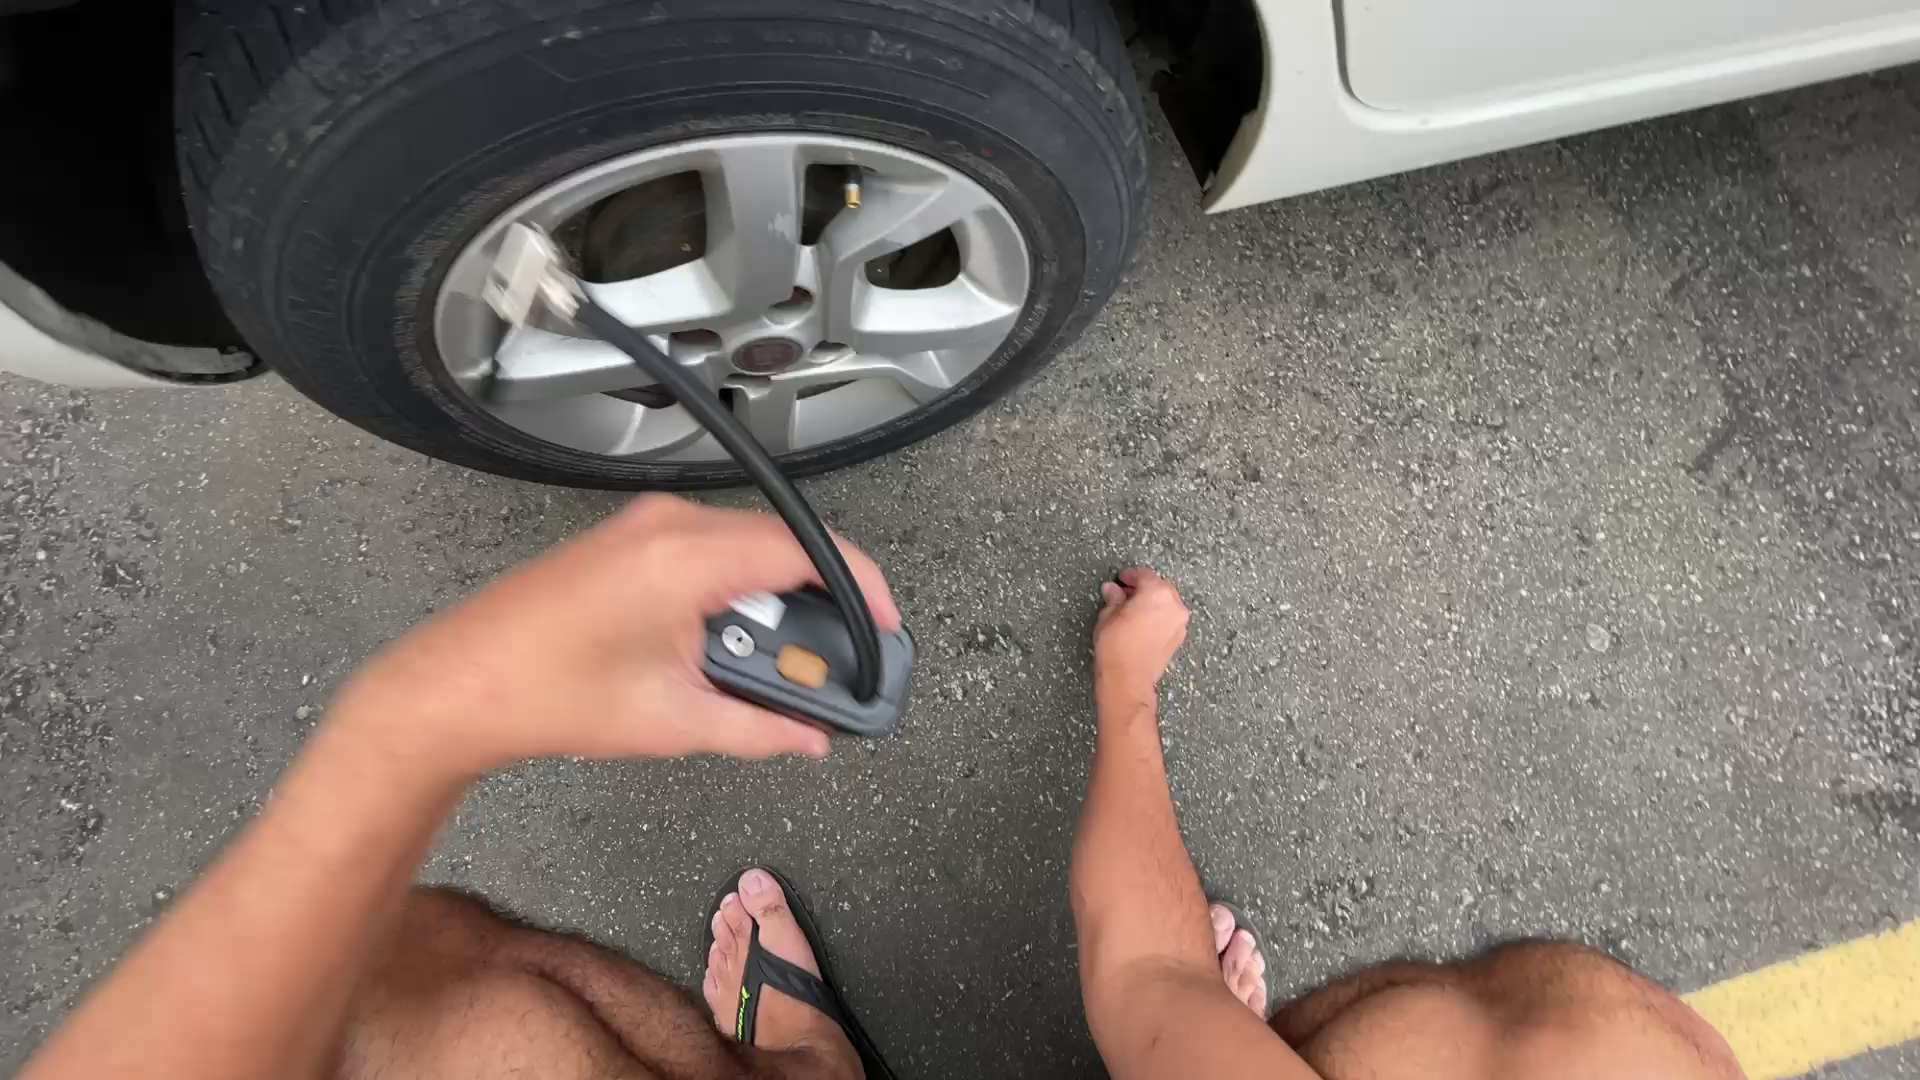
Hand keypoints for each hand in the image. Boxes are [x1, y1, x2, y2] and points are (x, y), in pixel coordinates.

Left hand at [327, 495, 900, 775]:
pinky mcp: (633, 537)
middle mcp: (670, 525)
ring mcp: (647, 524)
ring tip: (780, 653)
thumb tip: (811, 737)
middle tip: (835, 650)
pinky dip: (742, 585)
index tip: (882, 620)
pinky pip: (714, 546)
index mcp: (685, 558)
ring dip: (779, 593)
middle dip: (821, 595)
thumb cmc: (546, 698)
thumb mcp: (673, 721)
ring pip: (750, 543)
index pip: (804, 551)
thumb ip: (760, 729)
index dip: (859, 583)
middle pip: (782, 544)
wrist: (451, 686)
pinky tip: (734, 633)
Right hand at [1093, 567, 1188, 704]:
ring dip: (1151, 602)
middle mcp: (1174, 605)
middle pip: (1159, 587)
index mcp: (1157, 593)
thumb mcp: (1108, 615)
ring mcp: (1179, 622)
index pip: (1144, 575)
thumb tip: (1112, 589)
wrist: (1128, 678)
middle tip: (1124, 592)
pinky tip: (1142, 622)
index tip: (1120, 578)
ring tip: (1131, 609)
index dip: (1130, 575)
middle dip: (1142, 588)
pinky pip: (1169, 618)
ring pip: (1166, 603)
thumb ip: (1114, 598)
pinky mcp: (1178, 638)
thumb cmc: (1116, 645)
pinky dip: (1158, 616)